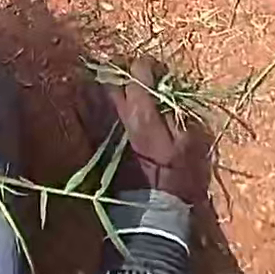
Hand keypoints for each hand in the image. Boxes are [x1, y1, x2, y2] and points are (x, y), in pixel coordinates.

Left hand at [79, 59, 211, 205]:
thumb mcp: (187, 142)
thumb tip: (167, 96)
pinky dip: (92, 101)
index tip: (157, 71)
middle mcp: (119, 113)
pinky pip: (88, 111)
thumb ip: (176, 113)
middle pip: (111, 74)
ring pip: (97, 90)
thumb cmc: (173, 175)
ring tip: (118, 83)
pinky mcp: (97, 138)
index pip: (138, 69)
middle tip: (134, 72)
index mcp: (142, 110)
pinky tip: (102, 102)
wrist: (150, 208)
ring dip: (107, 82)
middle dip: (122, 67)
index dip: (149, 65)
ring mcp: (105, 125)